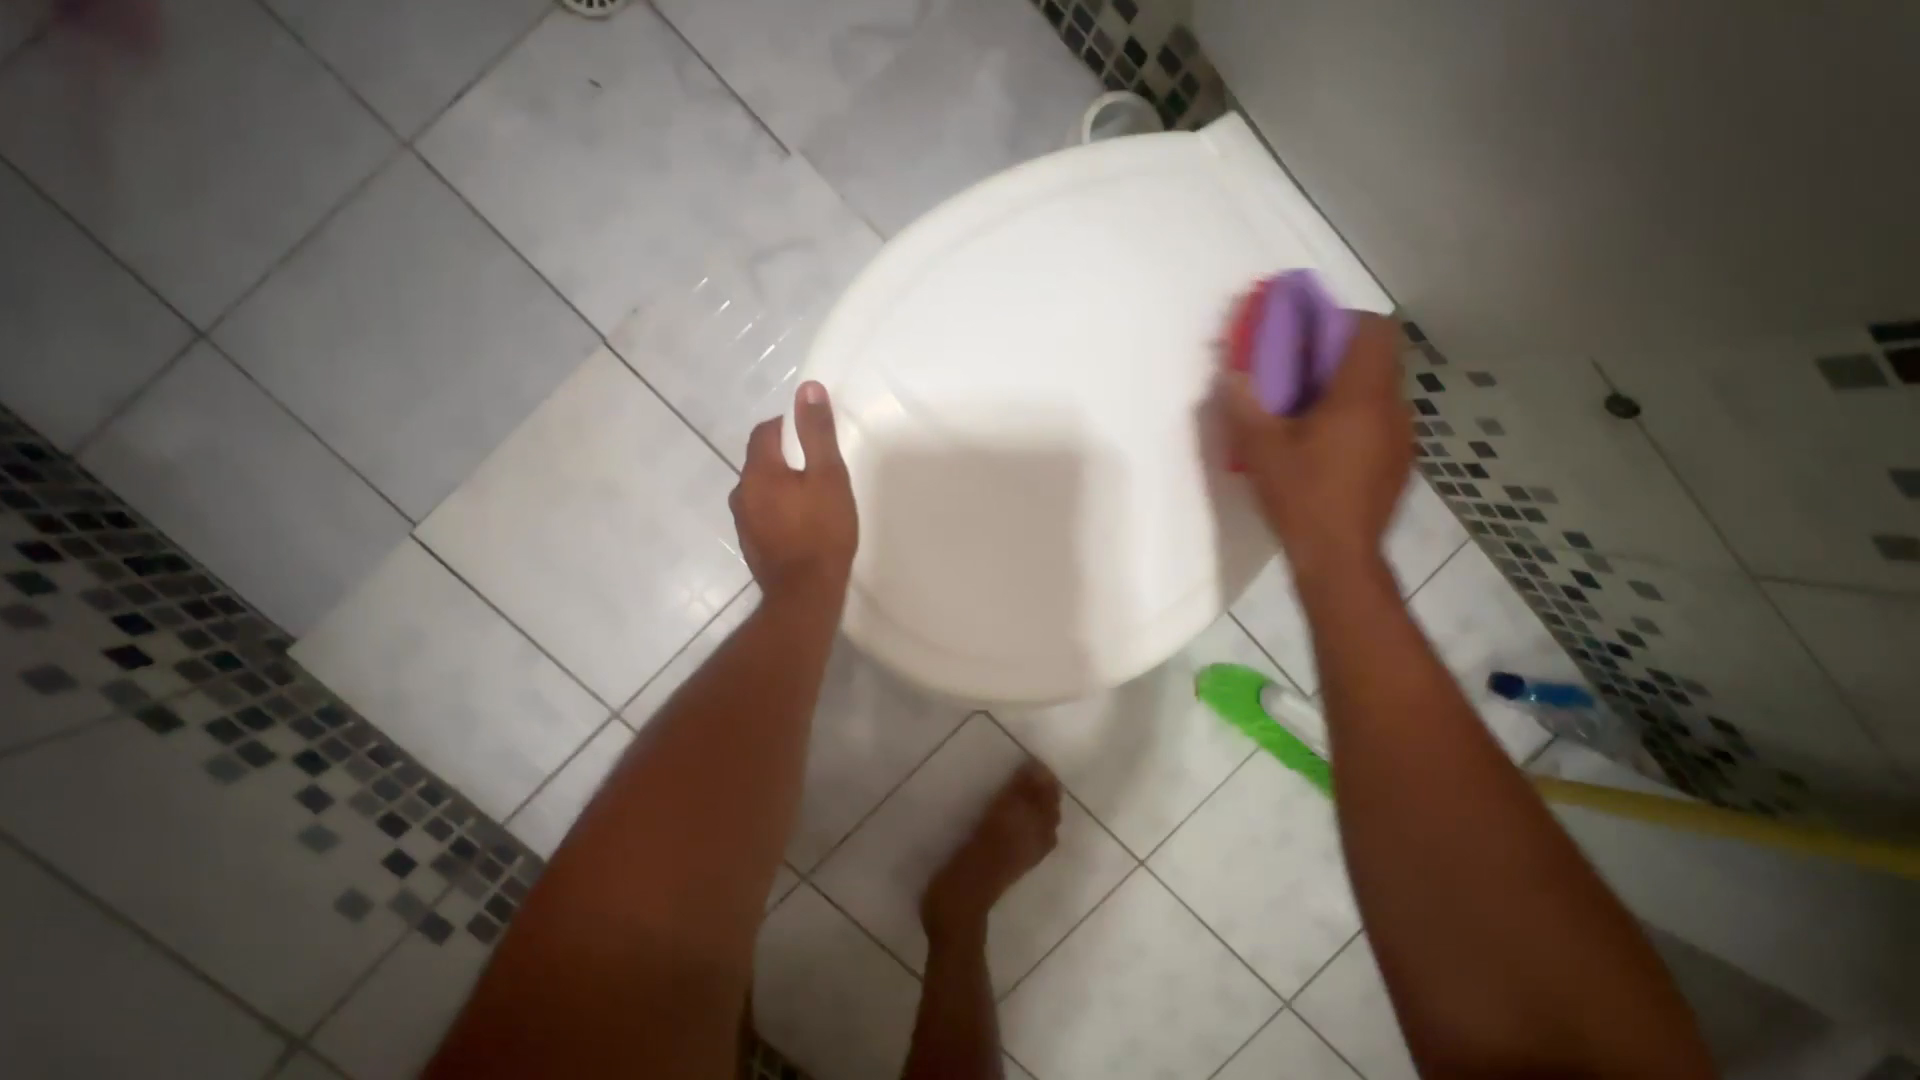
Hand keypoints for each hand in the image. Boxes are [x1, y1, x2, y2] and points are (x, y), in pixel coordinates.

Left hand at [731, 381, 858, 606]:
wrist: (805, 595)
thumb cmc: (822, 532)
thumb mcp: (828, 476)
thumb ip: (817, 433)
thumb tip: (807, 388)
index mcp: (759, 471)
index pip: (765, 432)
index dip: (787, 425)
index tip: (812, 435)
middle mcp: (742, 493)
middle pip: (761, 461)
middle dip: (786, 457)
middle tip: (819, 468)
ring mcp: (744, 522)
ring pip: (761, 490)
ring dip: (782, 486)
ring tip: (813, 498)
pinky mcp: (751, 545)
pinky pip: (764, 515)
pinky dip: (780, 511)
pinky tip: (802, 526)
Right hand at [1222, 314, 1412, 571]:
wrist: (1341, 560)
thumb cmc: (1303, 498)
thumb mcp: (1260, 449)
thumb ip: (1244, 404)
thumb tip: (1233, 374)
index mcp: (1363, 395)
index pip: (1373, 328)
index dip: (1340, 323)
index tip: (1304, 339)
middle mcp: (1393, 409)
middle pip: (1374, 360)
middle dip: (1334, 359)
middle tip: (1292, 378)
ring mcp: (1402, 438)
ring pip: (1376, 394)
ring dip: (1343, 393)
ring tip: (1303, 417)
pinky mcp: (1398, 465)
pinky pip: (1378, 424)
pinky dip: (1353, 422)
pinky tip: (1322, 451)